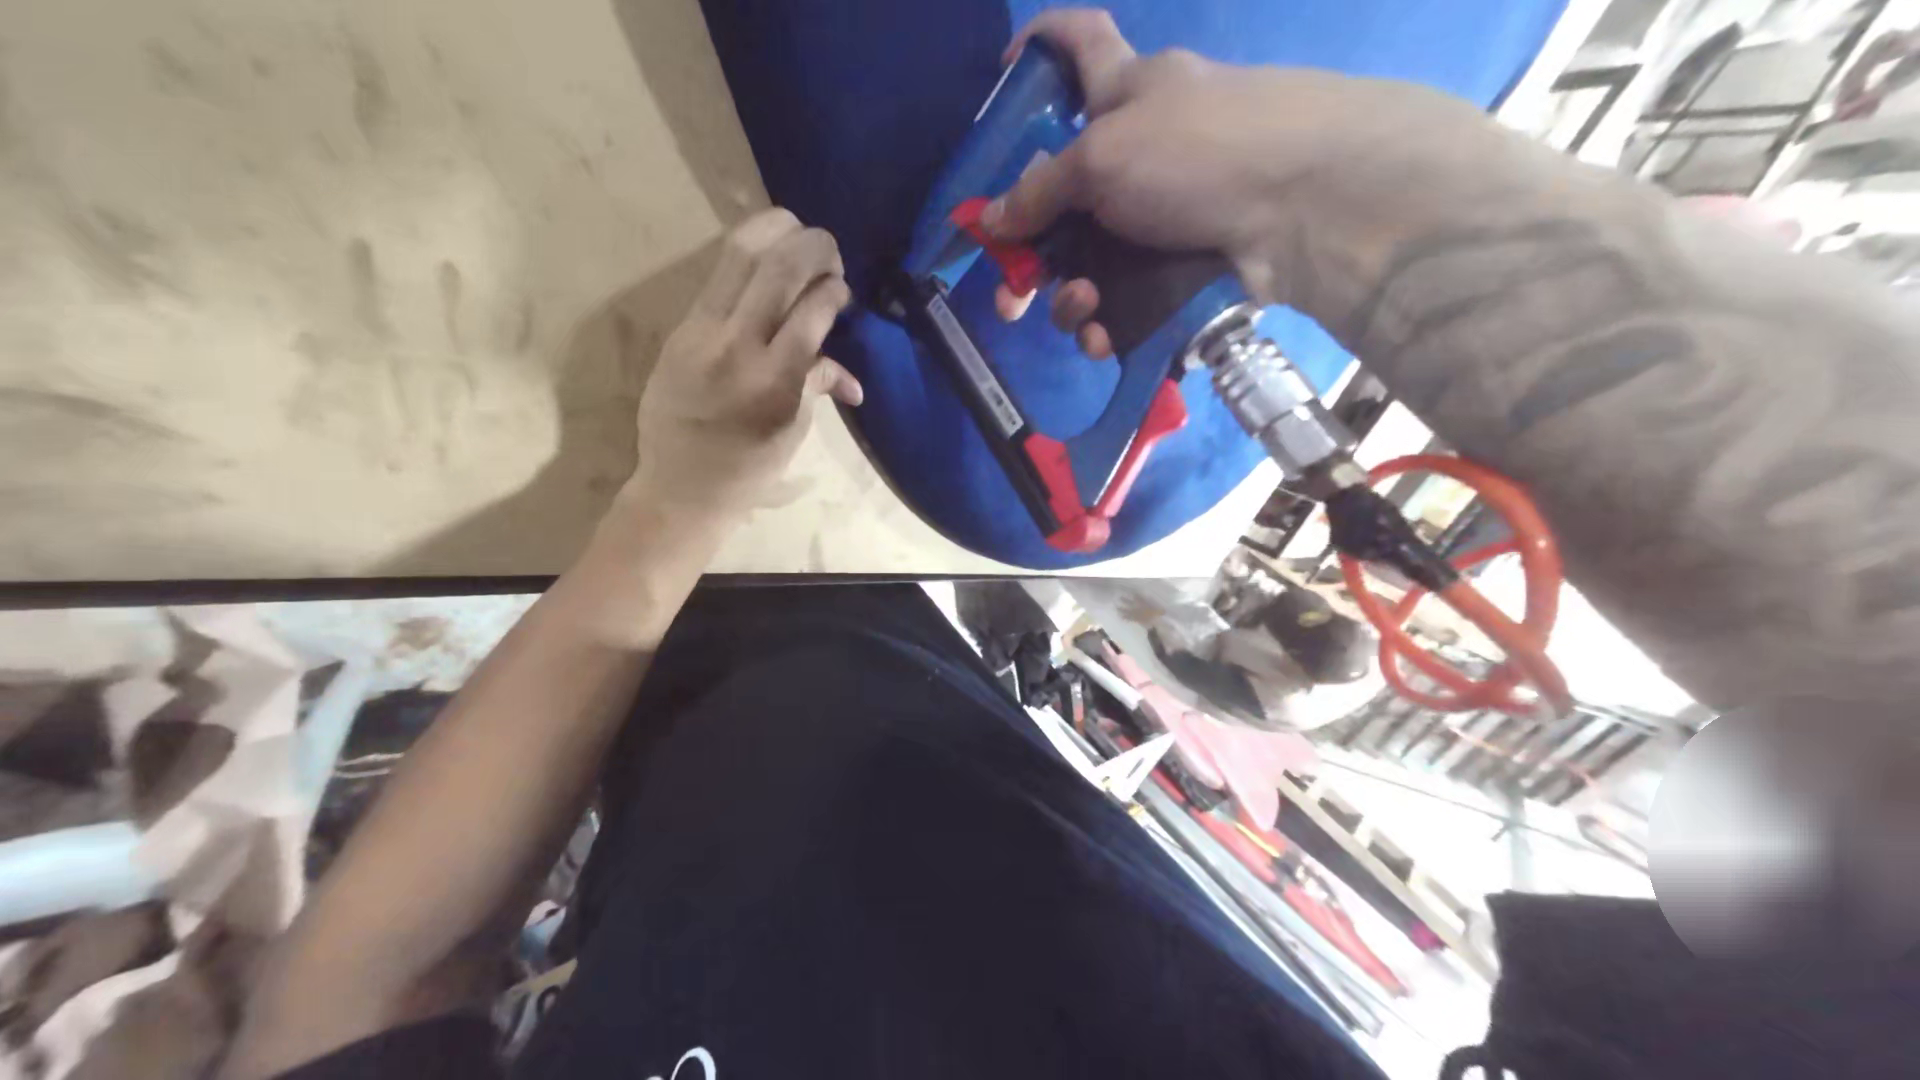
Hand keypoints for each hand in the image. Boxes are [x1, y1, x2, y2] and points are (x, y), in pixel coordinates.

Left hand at [626, 208, 861, 525]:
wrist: (681, 486)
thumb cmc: (749, 469)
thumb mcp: (793, 431)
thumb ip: (818, 386)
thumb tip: (852, 380)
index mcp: (777, 380)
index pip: (813, 309)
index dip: (834, 288)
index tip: (842, 290)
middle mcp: (739, 346)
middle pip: (779, 268)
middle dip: (814, 246)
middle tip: (829, 251)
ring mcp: (703, 332)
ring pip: (740, 255)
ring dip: (775, 231)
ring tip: (796, 232)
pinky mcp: (681, 328)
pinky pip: (716, 276)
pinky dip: (746, 255)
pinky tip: (764, 254)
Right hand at [984, 9, 1522, 353]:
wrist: (1305, 208)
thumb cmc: (1198, 150)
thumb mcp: (1104, 155)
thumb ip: (1039, 189)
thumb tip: (987, 221)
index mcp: (1125, 93)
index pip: (1077, 44)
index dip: (1039, 44)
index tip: (1006, 71)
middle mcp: (1138, 153)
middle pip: (1064, 198)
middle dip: (1031, 251)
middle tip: (1011, 297)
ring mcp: (1159, 219)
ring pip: (1090, 265)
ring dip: (1071, 300)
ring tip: (1084, 309)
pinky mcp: (1177, 273)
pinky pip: (1124, 303)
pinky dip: (1108, 323)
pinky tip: (1104, 336)